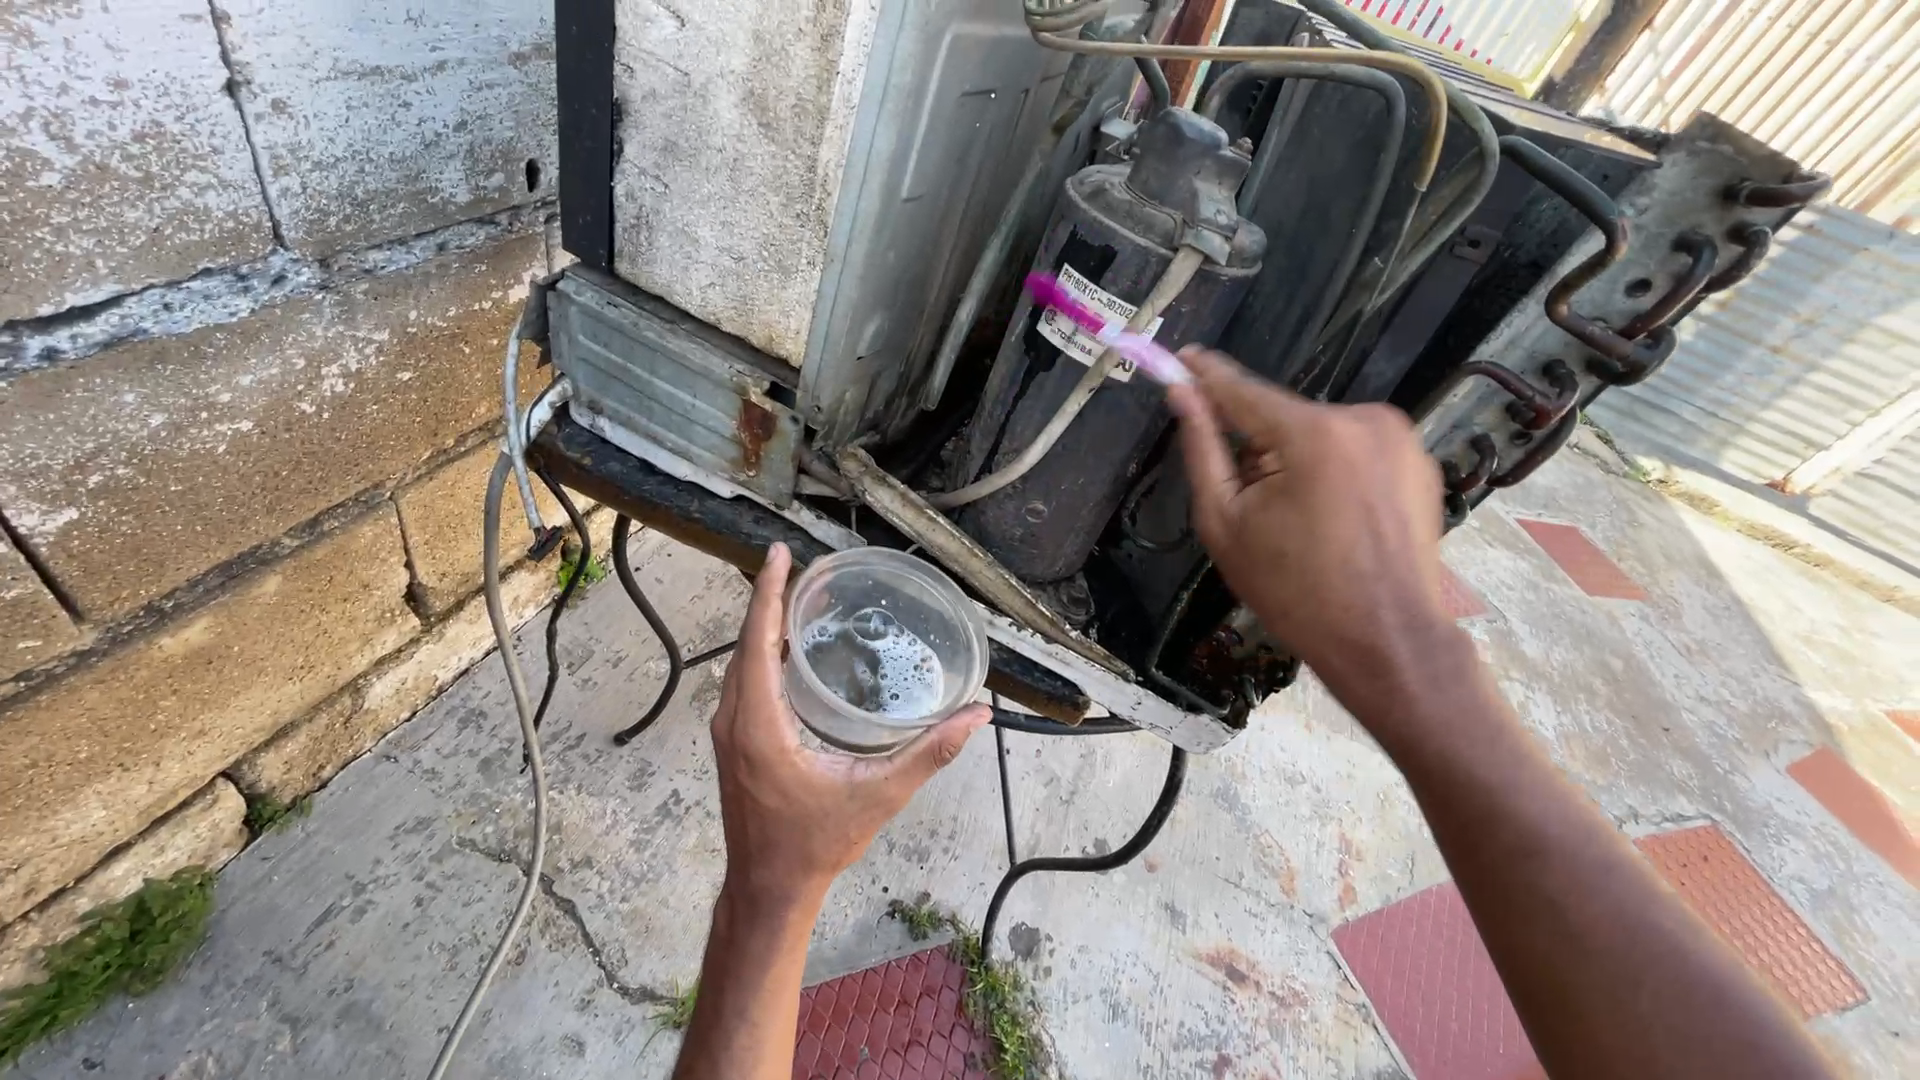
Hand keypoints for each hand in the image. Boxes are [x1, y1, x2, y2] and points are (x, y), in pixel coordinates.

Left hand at [709, 543, 991, 906]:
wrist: (769, 890)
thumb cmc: (818, 844)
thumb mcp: (879, 795)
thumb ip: (929, 754)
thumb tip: (977, 716)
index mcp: (759, 725)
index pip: (757, 641)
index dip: (767, 593)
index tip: (778, 553)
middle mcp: (733, 721)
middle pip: (745, 643)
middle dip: (768, 599)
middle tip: (802, 567)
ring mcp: (727, 733)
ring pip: (739, 663)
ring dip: (762, 626)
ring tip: (795, 595)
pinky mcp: (732, 744)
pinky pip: (741, 682)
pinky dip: (759, 653)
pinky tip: (785, 648)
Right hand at [1166, 348, 1453, 723]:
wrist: (1384, 639)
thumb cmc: (1292, 589)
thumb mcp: (1225, 523)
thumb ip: (1202, 450)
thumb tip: (1182, 395)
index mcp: (1312, 434)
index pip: (1243, 391)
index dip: (1207, 375)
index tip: (1181, 355)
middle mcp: (1363, 419)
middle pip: (1284, 418)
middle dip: (1260, 448)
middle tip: (1253, 506)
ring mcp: (1399, 437)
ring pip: (1319, 434)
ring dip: (1297, 460)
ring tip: (1298, 521)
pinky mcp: (1419, 459)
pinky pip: (1354, 449)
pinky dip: (1332, 471)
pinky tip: (1334, 519)